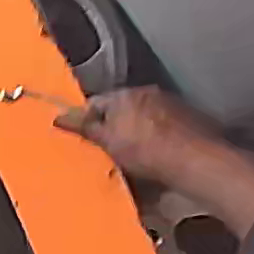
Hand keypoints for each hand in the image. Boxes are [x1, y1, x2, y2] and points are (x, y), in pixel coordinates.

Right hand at [55, 86, 253, 237]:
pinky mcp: (189, 119)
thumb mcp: (106, 140)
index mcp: (125, 94)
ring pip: (141, 117)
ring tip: (129, 156)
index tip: (82, 138)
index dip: (85, 120)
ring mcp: (171, 104)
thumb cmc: (143, 150)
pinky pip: (160, 126)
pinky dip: (153, 137)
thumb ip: (83, 126)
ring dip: (133, 131)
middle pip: (119, 109)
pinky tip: (153, 156)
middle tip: (104, 149)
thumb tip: (58, 116)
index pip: (95, 102)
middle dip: (110, 126)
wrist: (195, 161)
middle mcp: (148, 92)